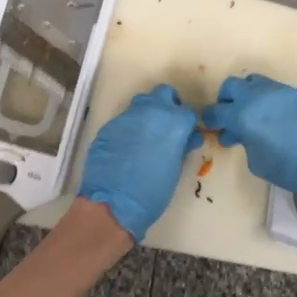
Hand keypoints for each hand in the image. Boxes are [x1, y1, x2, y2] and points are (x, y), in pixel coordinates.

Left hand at [77, 85, 202, 240]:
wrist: (113, 203)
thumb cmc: (152, 191)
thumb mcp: (175, 169)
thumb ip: (182, 146)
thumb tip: (187, 137)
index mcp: (172, 122)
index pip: (187, 112)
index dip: (187, 124)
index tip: (186, 136)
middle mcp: (149, 111)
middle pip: (163, 93)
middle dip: (168, 105)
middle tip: (168, 127)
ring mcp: (126, 116)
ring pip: (141, 103)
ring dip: (148, 113)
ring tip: (147, 135)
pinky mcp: (108, 126)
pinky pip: (124, 120)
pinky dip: (130, 127)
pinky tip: (128, 147)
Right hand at [202, 74, 296, 203]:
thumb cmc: (290, 168)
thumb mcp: (257, 160)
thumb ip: (244, 140)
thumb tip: (241, 132)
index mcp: (243, 115)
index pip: (217, 111)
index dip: (211, 118)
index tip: (212, 124)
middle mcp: (258, 96)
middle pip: (232, 86)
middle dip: (227, 99)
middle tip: (231, 115)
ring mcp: (279, 90)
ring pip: (254, 82)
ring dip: (249, 95)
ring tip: (255, 114)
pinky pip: (275, 90)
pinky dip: (269, 100)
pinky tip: (277, 117)